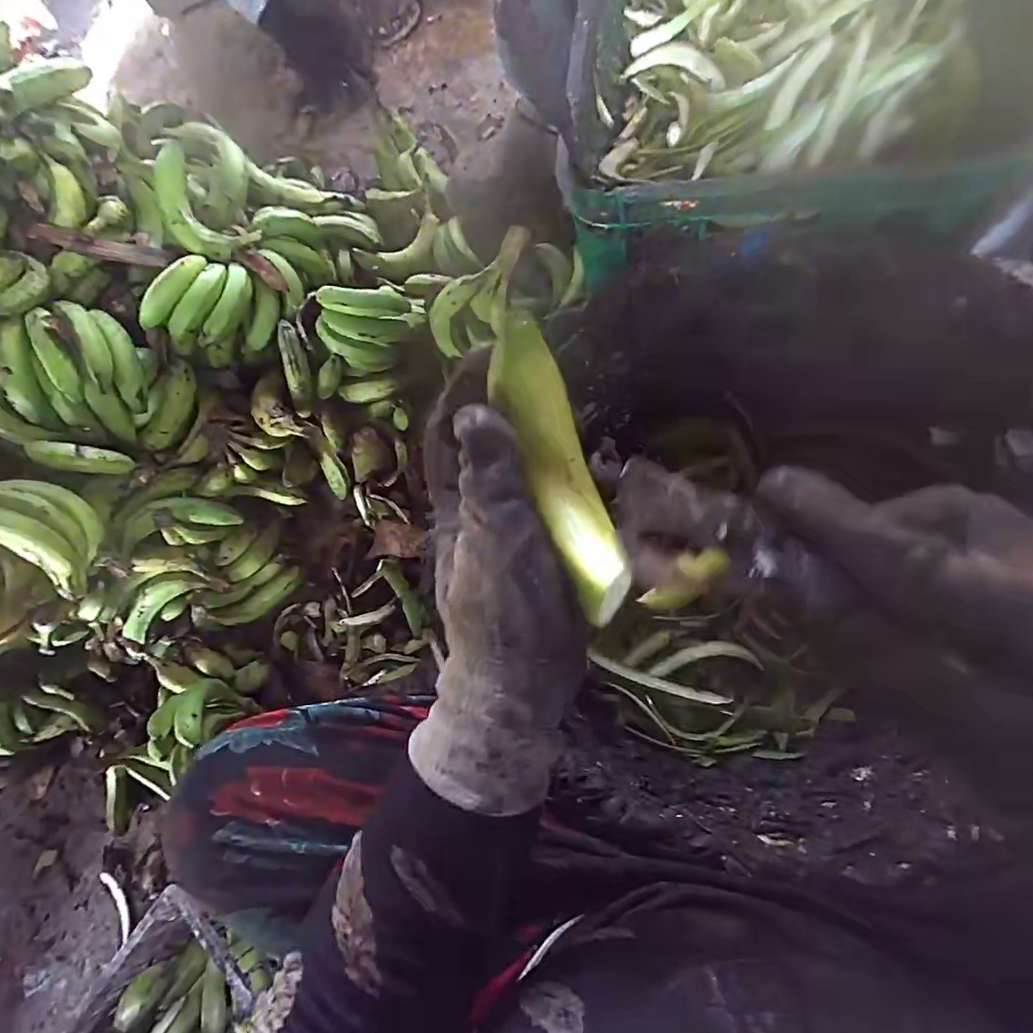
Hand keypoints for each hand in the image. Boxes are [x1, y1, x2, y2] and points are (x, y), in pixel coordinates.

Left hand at [410, 350, 585, 816]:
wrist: (521, 682)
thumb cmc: (503, 611)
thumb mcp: (495, 540)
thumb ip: (489, 477)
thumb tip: (474, 410)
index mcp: (456, 505)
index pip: (450, 432)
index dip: (463, 389)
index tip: (490, 350)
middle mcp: (475, 510)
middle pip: (482, 444)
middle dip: (502, 404)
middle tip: (538, 371)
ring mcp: (504, 529)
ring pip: (513, 469)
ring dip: (531, 435)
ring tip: (563, 405)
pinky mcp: (533, 549)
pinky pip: (543, 500)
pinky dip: (557, 476)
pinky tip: (583, 463)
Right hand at [757, 469, 1032, 816]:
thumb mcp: (982, 749)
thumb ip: (889, 663)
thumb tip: (807, 597)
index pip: (913, 556)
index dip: (836, 523)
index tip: (770, 487)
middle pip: (931, 522)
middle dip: (857, 533)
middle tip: (802, 566)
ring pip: (946, 525)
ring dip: (882, 543)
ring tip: (848, 586)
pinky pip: (962, 542)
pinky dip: (909, 554)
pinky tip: (901, 595)